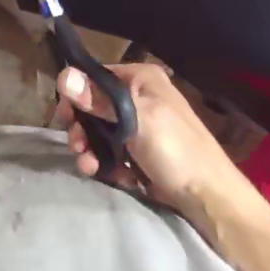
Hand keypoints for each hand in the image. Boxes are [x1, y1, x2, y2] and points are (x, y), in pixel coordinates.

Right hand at [53, 62, 247, 215]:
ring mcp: (138, 125)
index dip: (76, 95)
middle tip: (77, 147)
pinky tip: (103, 174)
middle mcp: (138, 97)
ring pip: (97, 132)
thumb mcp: (138, 120)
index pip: (95, 77)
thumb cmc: (176, 150)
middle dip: (81, 129)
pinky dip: (103, 163)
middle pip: (92, 106)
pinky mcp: (136, 150)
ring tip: (89, 167)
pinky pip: (108, 152)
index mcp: (141, 79)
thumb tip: (64, 76)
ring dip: (89, 150)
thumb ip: (100, 100)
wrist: (205, 194)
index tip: (65, 117)